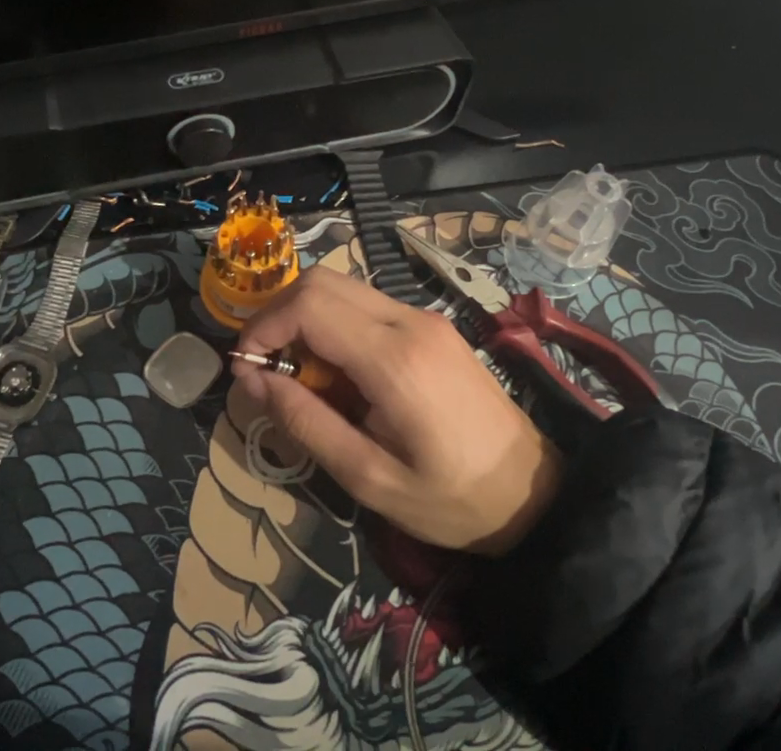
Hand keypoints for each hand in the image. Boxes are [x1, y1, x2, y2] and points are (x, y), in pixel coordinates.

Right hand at [232, 268, 561, 554]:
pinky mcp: (432, 327)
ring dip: (306, 321)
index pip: (309, 305)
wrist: (534, 492)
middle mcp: (410, 322)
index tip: (246, 370)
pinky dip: (334, 326)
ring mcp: (425, 319)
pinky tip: (337, 375)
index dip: (263, 328)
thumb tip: (254, 380)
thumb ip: (306, 423)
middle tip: (267, 370)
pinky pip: (367, 306)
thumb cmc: (452, 499)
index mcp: (395, 359)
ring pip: (343, 288)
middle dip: (279, 317)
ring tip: (300, 378)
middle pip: (322, 281)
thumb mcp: (369, 479)